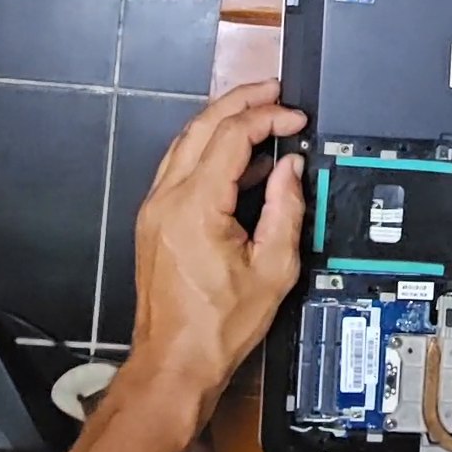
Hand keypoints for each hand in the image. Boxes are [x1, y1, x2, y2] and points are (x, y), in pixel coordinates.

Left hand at [129, 80, 306, 412]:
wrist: (173, 362)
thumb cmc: (218, 326)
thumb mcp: (274, 269)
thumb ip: (285, 209)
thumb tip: (291, 168)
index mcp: (195, 207)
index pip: (232, 137)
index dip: (268, 118)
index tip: (296, 118)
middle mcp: (167, 199)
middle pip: (201, 125)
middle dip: (241, 100)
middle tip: (274, 90)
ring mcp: (156, 207)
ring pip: (186, 140)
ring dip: (222, 118)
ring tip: (259, 110)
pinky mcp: (156, 218)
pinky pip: (182, 165)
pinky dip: (210, 147)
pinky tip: (240, 155)